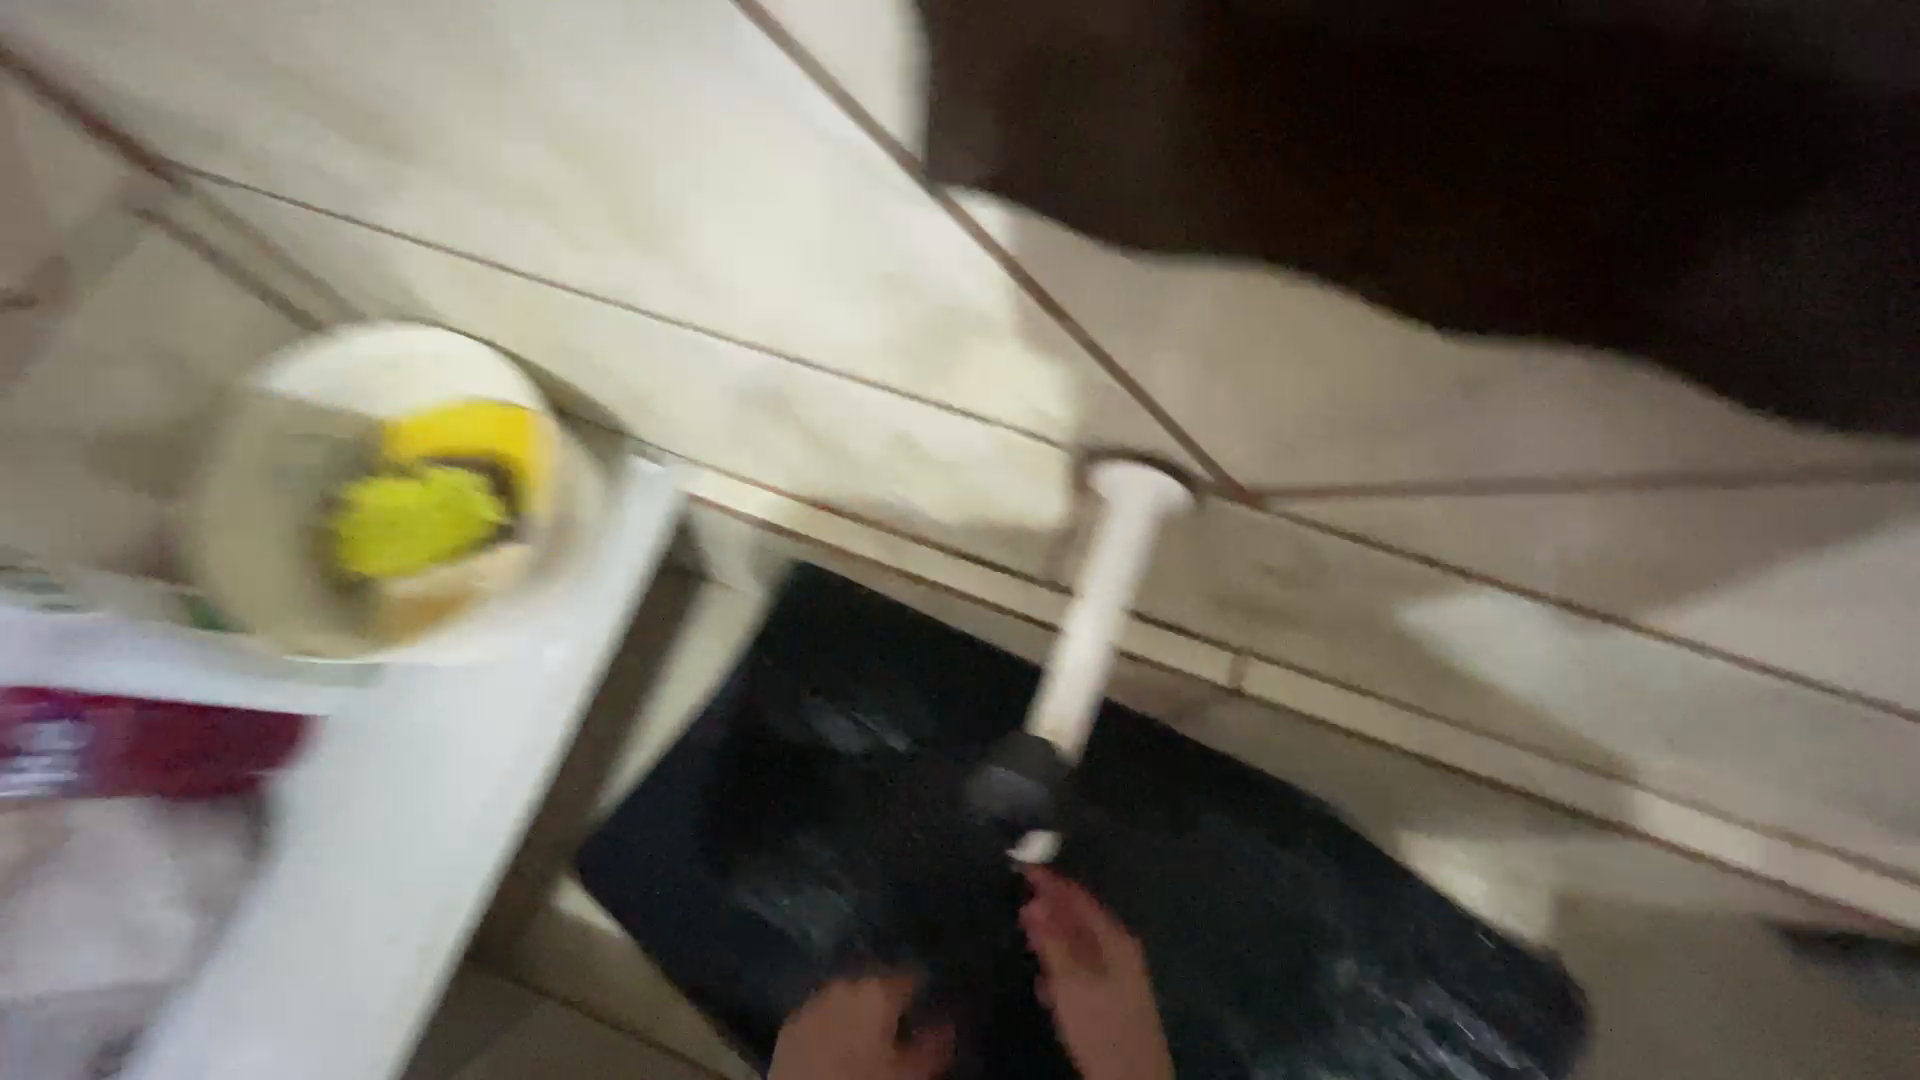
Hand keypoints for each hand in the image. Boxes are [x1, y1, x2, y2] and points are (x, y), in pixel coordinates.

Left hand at [771, 976, 954, 1079]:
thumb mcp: (911, 1075)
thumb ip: (934, 1045)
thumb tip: (947, 1024)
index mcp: (878, 990)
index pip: (912, 977)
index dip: (923, 995)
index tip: (927, 1011)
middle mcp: (844, 984)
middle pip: (876, 985)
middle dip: (887, 1003)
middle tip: (895, 1032)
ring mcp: (812, 1002)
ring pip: (845, 998)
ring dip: (857, 1012)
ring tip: (865, 1041)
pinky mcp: (789, 1026)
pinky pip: (820, 1016)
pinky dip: (830, 1025)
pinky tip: (835, 1047)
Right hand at [1020, 866, 1173, 1079]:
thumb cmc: (1102, 1026)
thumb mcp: (1070, 983)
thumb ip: (1051, 942)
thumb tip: (1033, 904)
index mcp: (1115, 939)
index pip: (1079, 898)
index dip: (1051, 882)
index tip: (1024, 867)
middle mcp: (1120, 950)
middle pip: (1081, 919)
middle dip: (1051, 907)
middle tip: (1021, 897)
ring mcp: (1119, 975)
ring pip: (1081, 945)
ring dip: (1054, 936)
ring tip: (1026, 930)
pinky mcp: (1112, 1000)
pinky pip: (1083, 968)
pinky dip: (1062, 964)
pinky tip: (1044, 976)